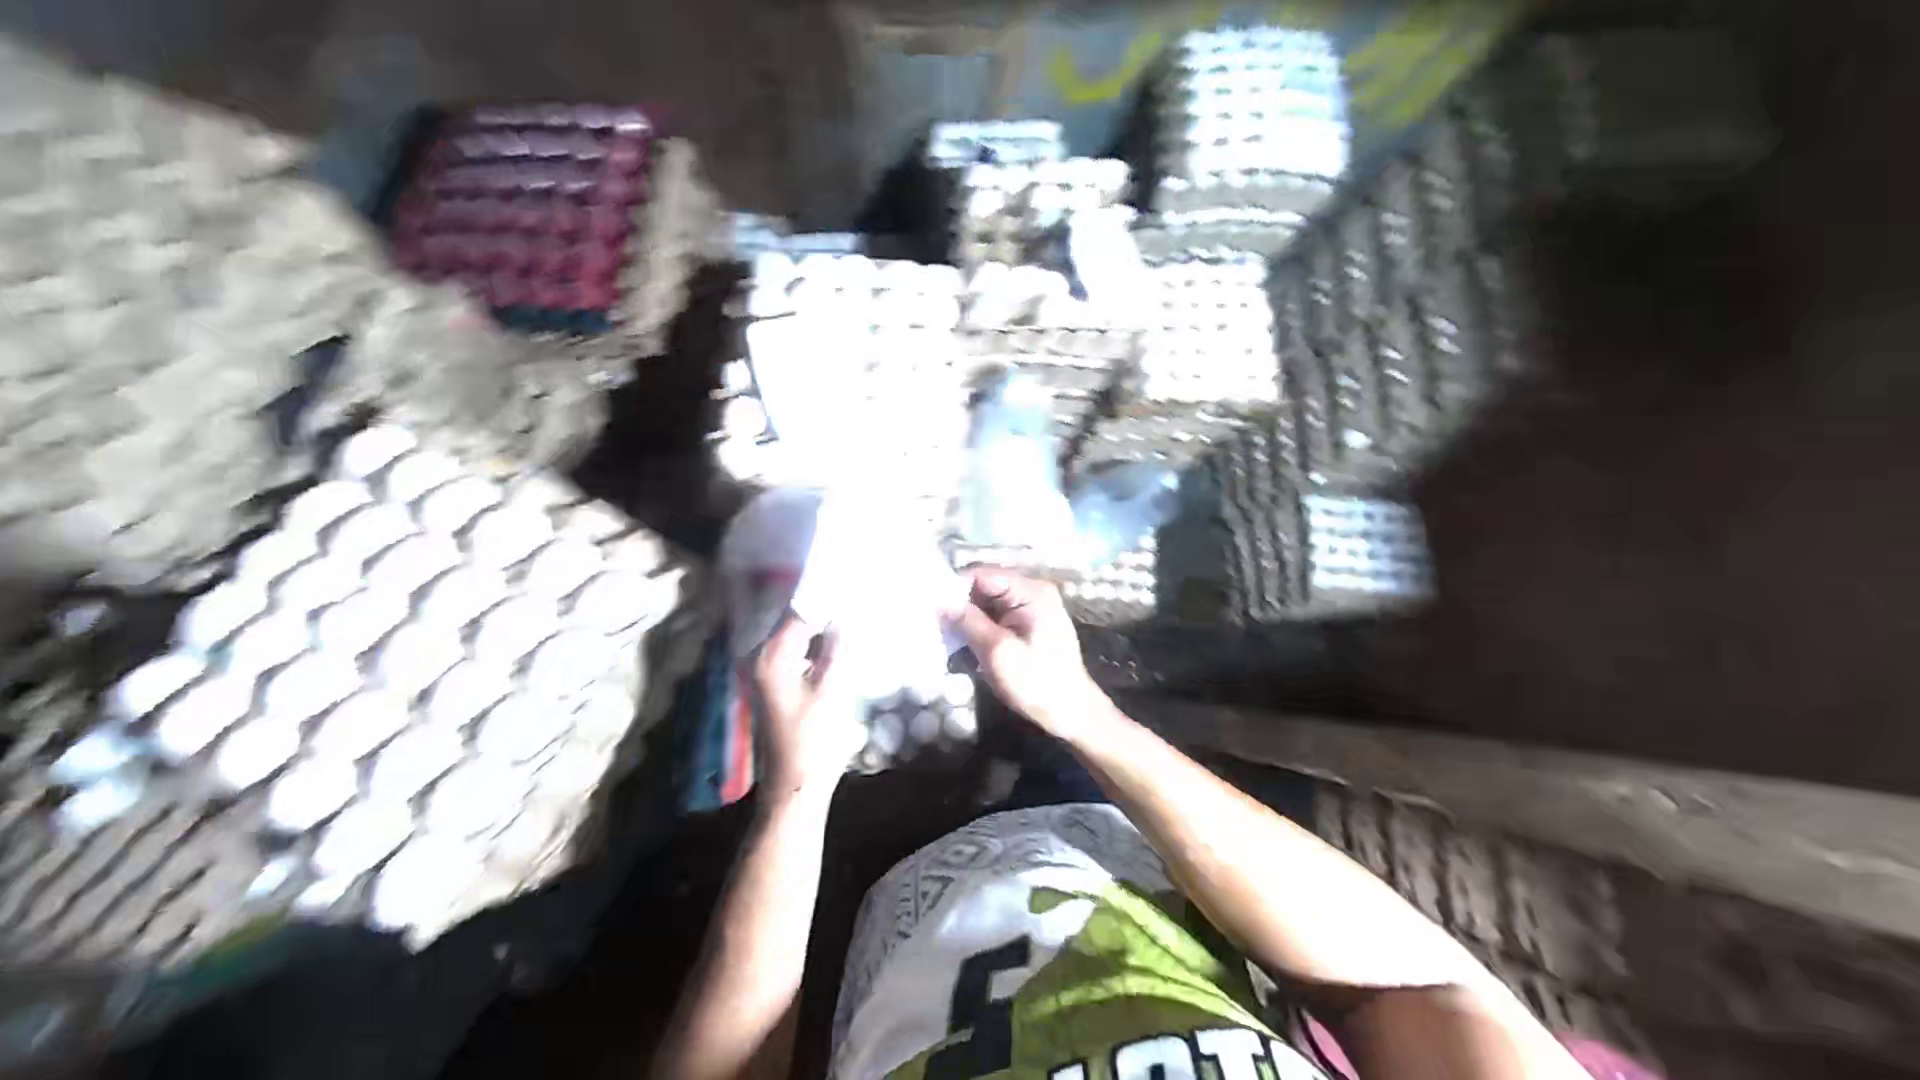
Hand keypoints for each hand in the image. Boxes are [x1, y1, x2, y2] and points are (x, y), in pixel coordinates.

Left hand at [752, 613, 863, 808]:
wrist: (794, 788)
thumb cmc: (813, 740)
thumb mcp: (832, 689)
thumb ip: (837, 648)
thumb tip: (843, 618)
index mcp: (771, 657)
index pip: (799, 612)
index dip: (826, 597)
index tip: (852, 581)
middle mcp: (762, 659)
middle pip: (796, 623)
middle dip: (826, 610)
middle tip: (857, 596)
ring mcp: (767, 673)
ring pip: (799, 639)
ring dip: (824, 630)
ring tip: (854, 616)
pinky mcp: (776, 686)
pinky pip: (799, 655)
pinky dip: (818, 648)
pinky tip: (841, 645)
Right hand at [946, 568, 1109, 738]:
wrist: (1071, 713)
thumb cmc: (1036, 682)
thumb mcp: (997, 651)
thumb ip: (967, 621)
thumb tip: (939, 600)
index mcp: (1030, 591)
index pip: (982, 574)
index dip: (954, 587)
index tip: (930, 608)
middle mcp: (1031, 592)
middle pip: (983, 587)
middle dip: (958, 605)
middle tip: (934, 626)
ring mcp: (1029, 610)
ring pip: (985, 605)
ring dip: (966, 621)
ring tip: (945, 639)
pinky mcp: (1025, 627)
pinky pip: (994, 619)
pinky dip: (977, 631)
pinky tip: (963, 649)